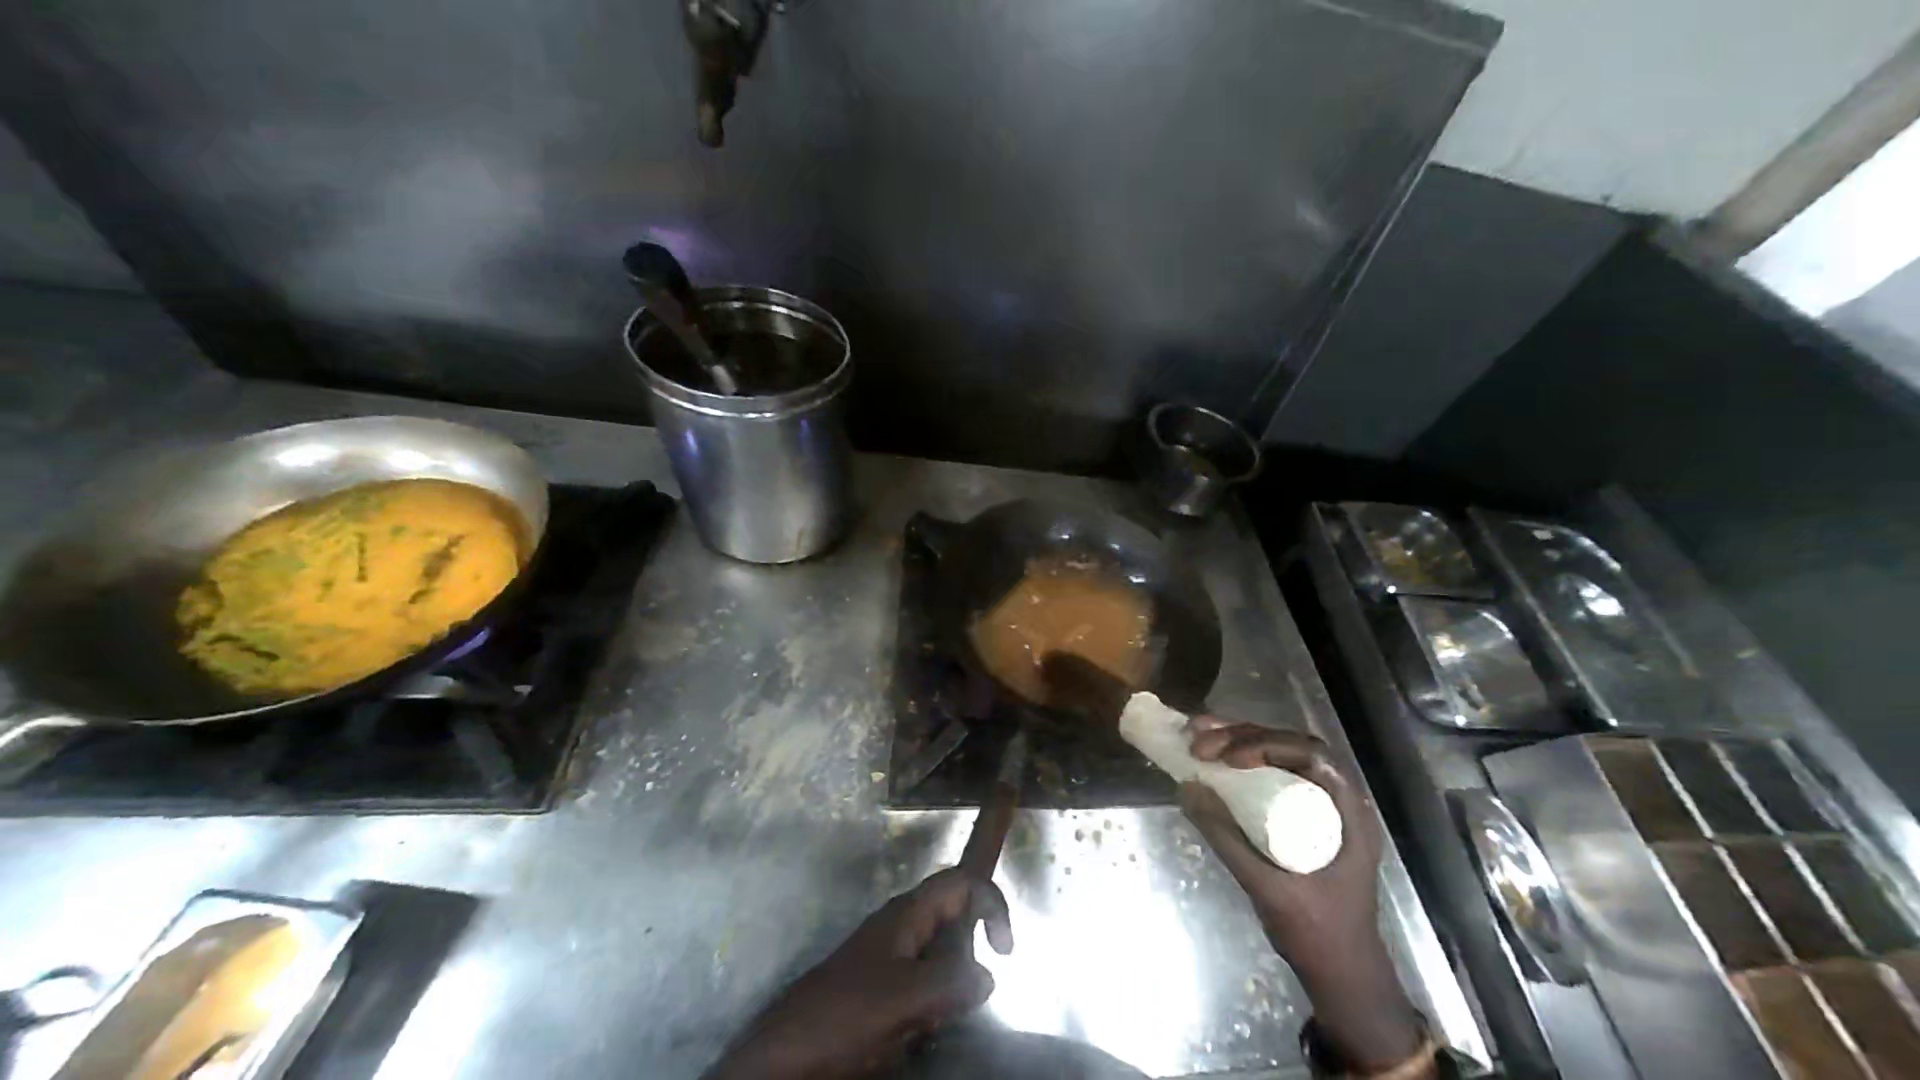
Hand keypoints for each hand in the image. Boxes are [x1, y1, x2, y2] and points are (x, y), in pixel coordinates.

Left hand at [706, 869, 1014, 1079]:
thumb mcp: (903, 995)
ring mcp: (893, 958)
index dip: (991, 903)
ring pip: (943, 961)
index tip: (1004, 951)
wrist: (786, 1055)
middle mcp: (903, 927)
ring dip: (947, 993)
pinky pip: (926, 989)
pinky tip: (911, 1033)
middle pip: (956, 924)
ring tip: (921, 1023)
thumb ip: (951, 980)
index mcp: (907, 913)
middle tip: (949, 1000)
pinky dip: (930, 1009)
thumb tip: (987, 975)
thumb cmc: (844, 1014)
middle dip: (965, 962)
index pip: (961, 883)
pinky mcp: (885, 989)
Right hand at [1180, 719, 1424, 1073]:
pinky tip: (1208, 759)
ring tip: (1194, 739)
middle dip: (1241, 737)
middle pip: (1289, 746)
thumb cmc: (1316, 932)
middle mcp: (1336, 799)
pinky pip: (1267, 775)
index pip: (1311, 755)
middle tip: (1198, 743)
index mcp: (1348, 812)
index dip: (1268, 745)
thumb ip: (1227, 839)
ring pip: (1275, 755)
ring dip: (1235, 741)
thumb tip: (1187, 788)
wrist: (1340, 974)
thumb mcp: (1268, 888)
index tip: (1229, 758)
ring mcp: (1316, 805)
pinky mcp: (1295, 814)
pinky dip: (1236, 760)